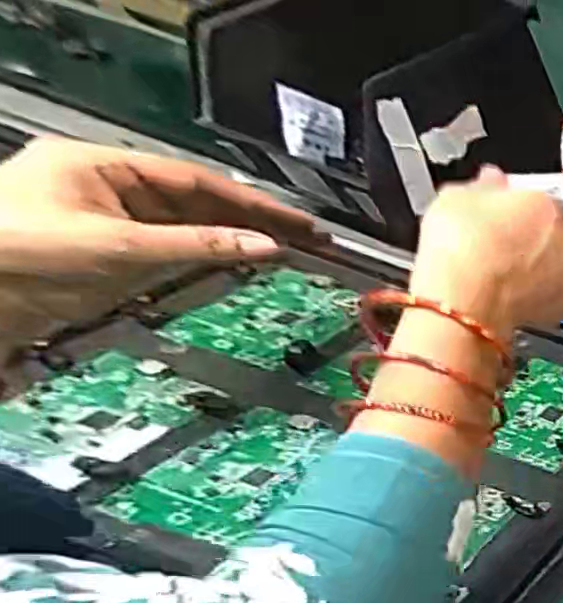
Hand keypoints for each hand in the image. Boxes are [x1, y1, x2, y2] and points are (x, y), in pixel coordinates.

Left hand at [0, 137, 321, 349]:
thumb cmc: (25, 249)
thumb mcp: (122, 245)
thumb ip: (201, 245)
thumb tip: (269, 246)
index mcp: (100, 166)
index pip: (195, 179)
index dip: (253, 201)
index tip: (300, 222)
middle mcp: (113, 185)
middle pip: (202, 198)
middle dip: (258, 218)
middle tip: (312, 237)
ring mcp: (120, 215)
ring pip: (199, 221)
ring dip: (246, 235)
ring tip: (295, 248)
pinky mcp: (126, 244)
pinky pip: (188, 241)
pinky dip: (224, 249)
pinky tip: (255, 256)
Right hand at [407, 166, 562, 334]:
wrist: (467, 299)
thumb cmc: (461, 246)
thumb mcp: (459, 197)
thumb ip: (485, 187)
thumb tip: (493, 180)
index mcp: (549, 207)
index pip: (548, 201)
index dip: (529, 208)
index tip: (516, 214)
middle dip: (553, 238)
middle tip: (524, 243)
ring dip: (560, 267)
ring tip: (528, 270)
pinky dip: (554, 292)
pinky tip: (531, 291)